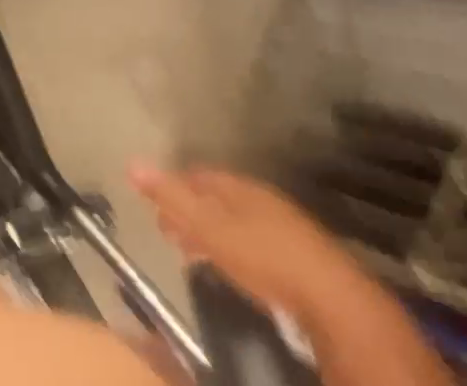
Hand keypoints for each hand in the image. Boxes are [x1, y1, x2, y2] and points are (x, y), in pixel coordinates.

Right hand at [130, 163, 361, 315]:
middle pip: (216, 198)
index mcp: (242, 188)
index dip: (171, 185)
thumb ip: (169, 195)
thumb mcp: (205, 225)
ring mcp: (288, 229)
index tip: (153, 204)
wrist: (334, 304)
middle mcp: (265, 201)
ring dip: (210, 233)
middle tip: (168, 231)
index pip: (196, 174)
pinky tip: (228, 267)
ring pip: (236, 222)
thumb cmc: (262, 256)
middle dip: (189, 211)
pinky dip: (233, 249)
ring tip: (192, 252)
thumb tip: (132, 162)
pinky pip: (255, 243)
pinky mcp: (301, 258)